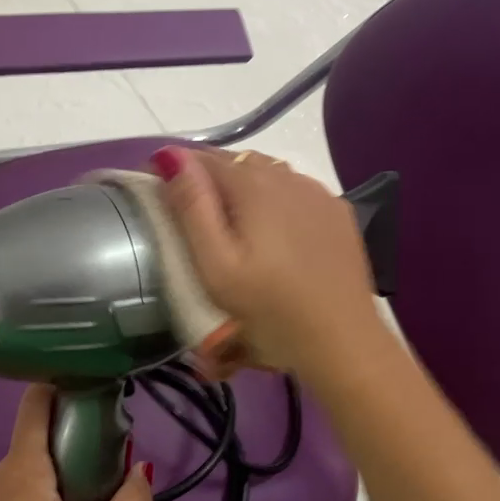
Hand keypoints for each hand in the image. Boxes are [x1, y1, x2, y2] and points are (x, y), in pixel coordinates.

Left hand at [0, 384, 153, 500]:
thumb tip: (143, 469)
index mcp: (20, 471)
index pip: (35, 400)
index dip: (66, 380)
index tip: (102, 377)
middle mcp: (0, 477)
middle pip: (41, 430)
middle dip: (81, 429)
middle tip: (121, 439)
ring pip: (38, 463)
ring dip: (74, 462)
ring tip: (112, 477)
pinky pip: (30, 488)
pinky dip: (59, 487)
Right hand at [151, 146, 386, 375]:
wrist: (343, 343)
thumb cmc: (270, 310)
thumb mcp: (217, 267)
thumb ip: (193, 207)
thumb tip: (170, 156)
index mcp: (253, 186)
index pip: (202, 158)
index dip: (174, 168)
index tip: (156, 190)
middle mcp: (287, 177)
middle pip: (235, 161)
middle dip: (207, 176)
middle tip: (189, 212)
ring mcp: (317, 192)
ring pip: (267, 171)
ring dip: (241, 184)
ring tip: (229, 221)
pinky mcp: (337, 211)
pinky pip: (295, 188)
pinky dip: (275, 197)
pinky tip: (272, 229)